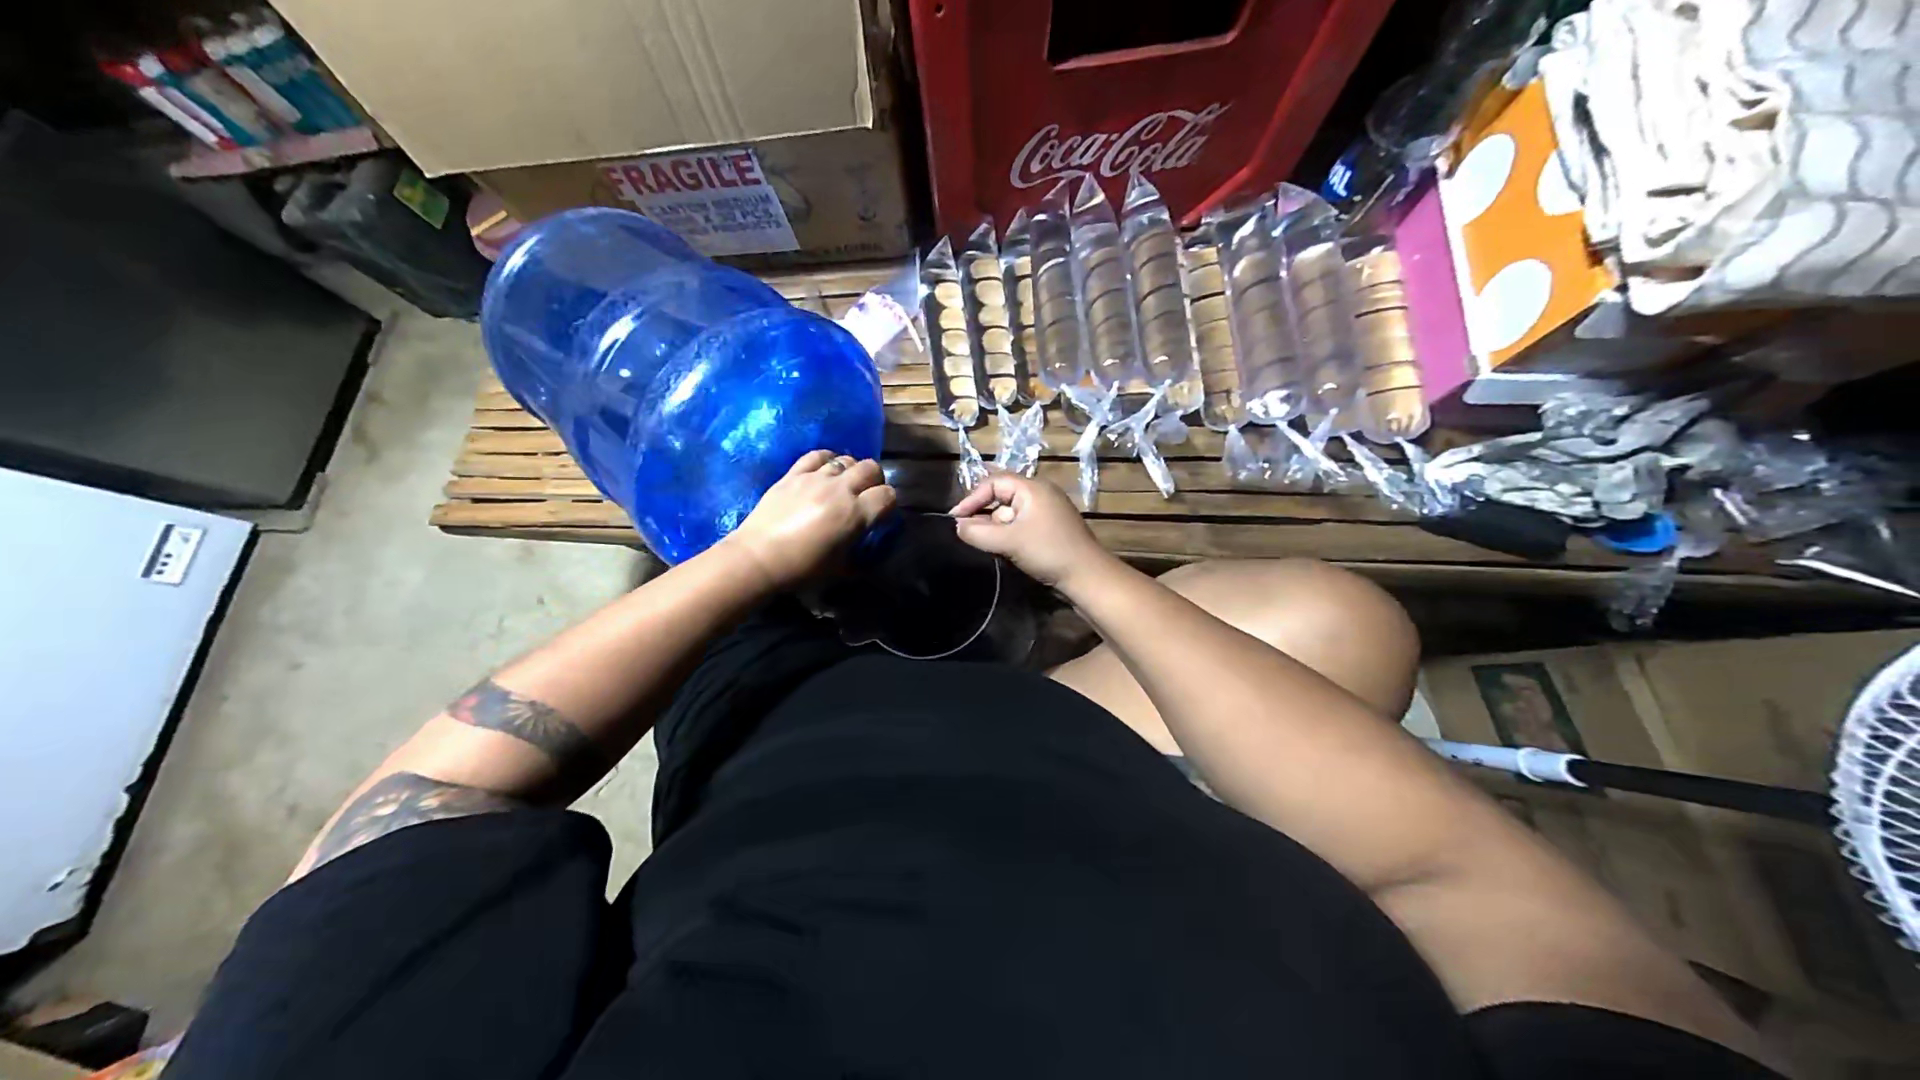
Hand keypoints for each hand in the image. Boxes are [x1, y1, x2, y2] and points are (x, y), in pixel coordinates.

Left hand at [721, 450, 895, 589]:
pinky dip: (826, 459)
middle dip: (874, 479)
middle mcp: (840, 490)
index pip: (887, 495)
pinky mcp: (793, 474)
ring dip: (851, 470)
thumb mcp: (842, 569)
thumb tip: (870, 545)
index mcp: (856, 514)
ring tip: (844, 483)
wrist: (758, 559)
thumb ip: (862, 553)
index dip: (888, 503)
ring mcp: (815, 478)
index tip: (881, 512)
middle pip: (870, 468)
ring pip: (846, 459)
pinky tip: (825, 470)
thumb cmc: (803, 570)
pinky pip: (817, 455)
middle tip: (866, 493)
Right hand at [949, 471, 1115, 590]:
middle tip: (970, 536)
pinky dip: (1009, 536)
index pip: (993, 483)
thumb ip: (978, 532)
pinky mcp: (1049, 528)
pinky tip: (1005, 551)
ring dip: (996, 529)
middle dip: (984, 516)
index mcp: (1032, 487)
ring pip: (1009, 514)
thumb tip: (957, 526)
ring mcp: (1046, 511)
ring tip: (988, 547)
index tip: (955, 520)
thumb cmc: (1048, 552)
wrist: (1087, 576)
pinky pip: (1021, 525)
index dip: (971, 499)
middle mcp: (1040, 494)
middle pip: (1001, 497)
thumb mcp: (1009, 542)